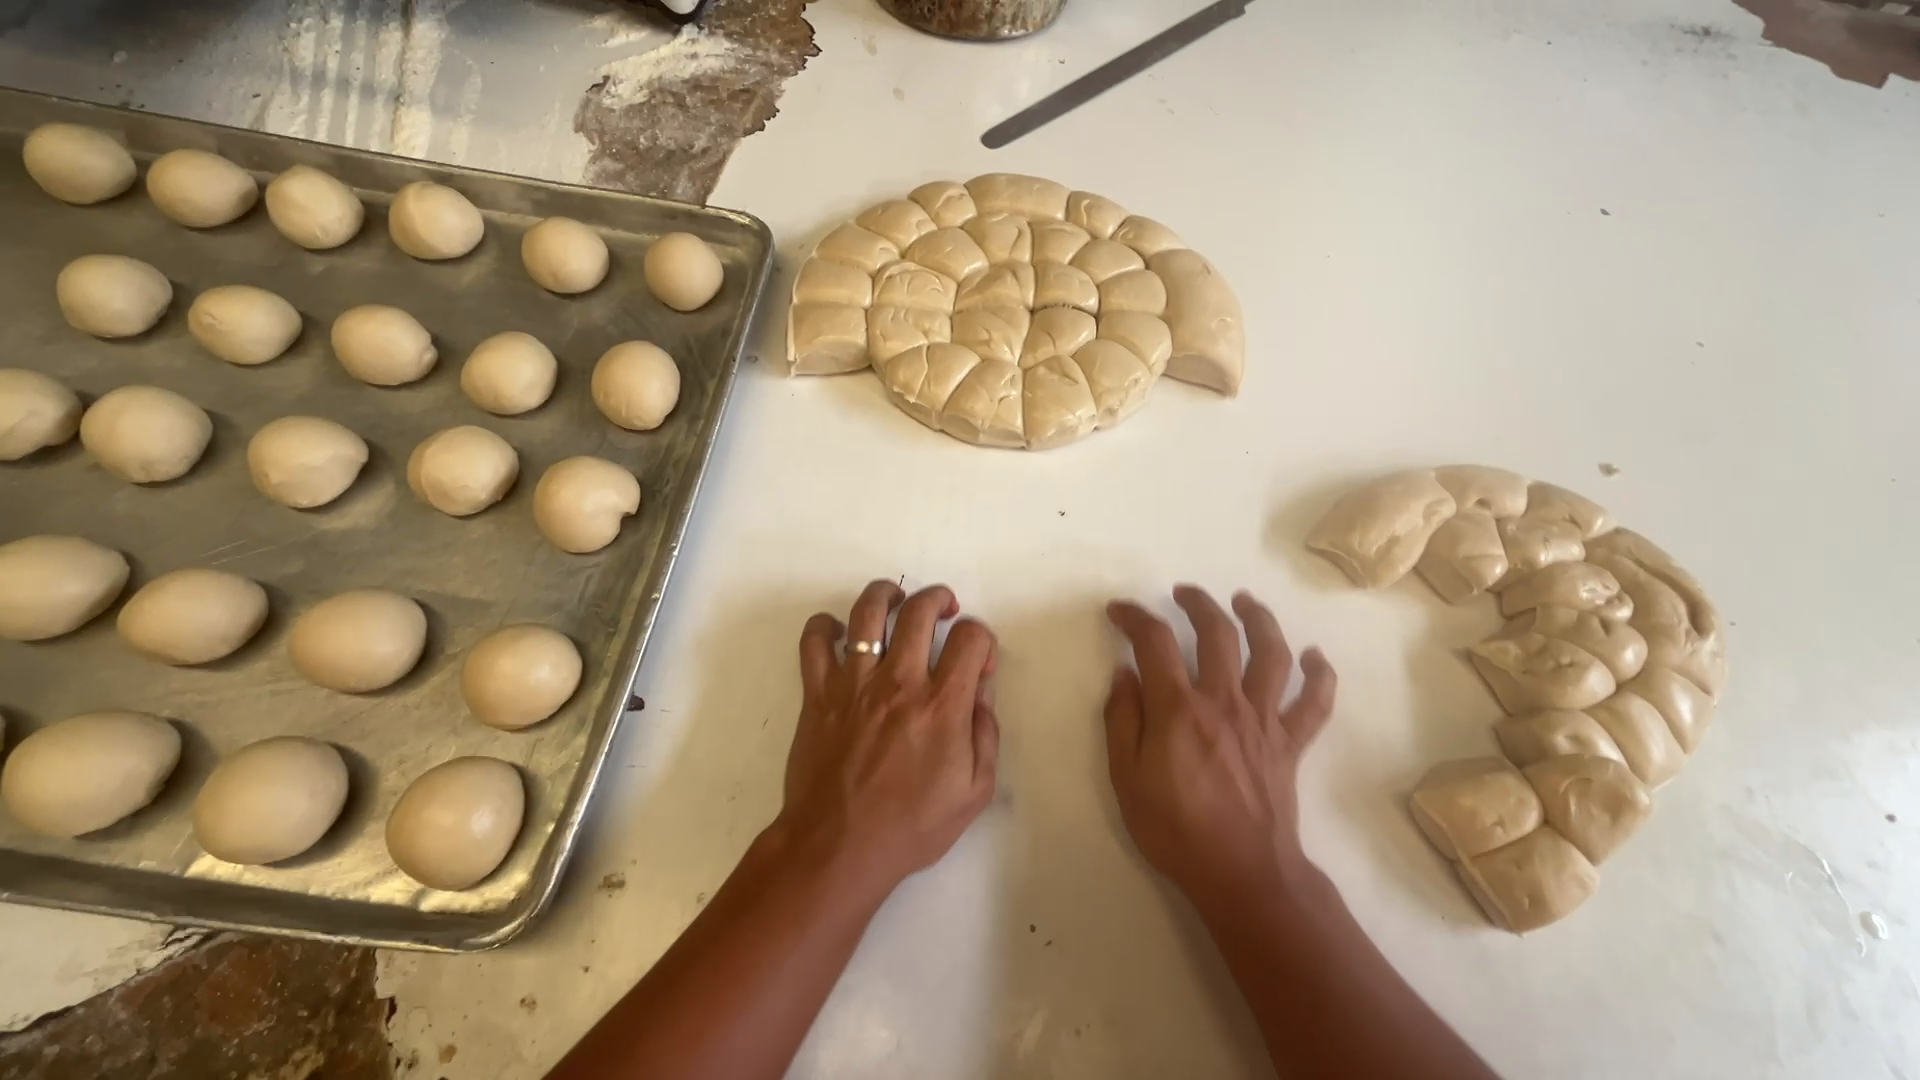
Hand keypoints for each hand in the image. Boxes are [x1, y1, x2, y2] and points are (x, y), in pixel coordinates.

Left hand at [770, 581, 999, 899]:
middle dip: (939, 599)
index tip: (978, 663)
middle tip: (944, 610)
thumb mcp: (973, 792)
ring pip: (867, 612)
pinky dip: (825, 626)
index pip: (971, 638)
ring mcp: (853, 683)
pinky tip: (840, 632)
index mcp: (942, 705)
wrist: (838, 847)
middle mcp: (899, 681)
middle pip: (920, 611)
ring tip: (896, 600)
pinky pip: (815, 642)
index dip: (982, 639)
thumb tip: (981, 693)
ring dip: (886, 594)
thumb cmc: (910, 826)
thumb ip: (986, 735)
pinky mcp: (818, 693)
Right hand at [1104, 586, 1336, 904]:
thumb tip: (1124, 673)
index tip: (1119, 611)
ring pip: (1270, 654)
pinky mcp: (1289, 743)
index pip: (1154, 642)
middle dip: (1199, 604)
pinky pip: (1313, 704)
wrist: (1242, 873)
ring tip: (1245, 602)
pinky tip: (1313, 657)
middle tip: (1184, 593)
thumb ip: (1122, 720)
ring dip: (1259, 620)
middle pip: (1218, 633)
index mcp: (1179, 708)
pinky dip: (1318, 676)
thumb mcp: (1126, 778)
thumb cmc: (1175, 829)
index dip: (1134, 616)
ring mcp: (1263, 720)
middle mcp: (1224, 701)